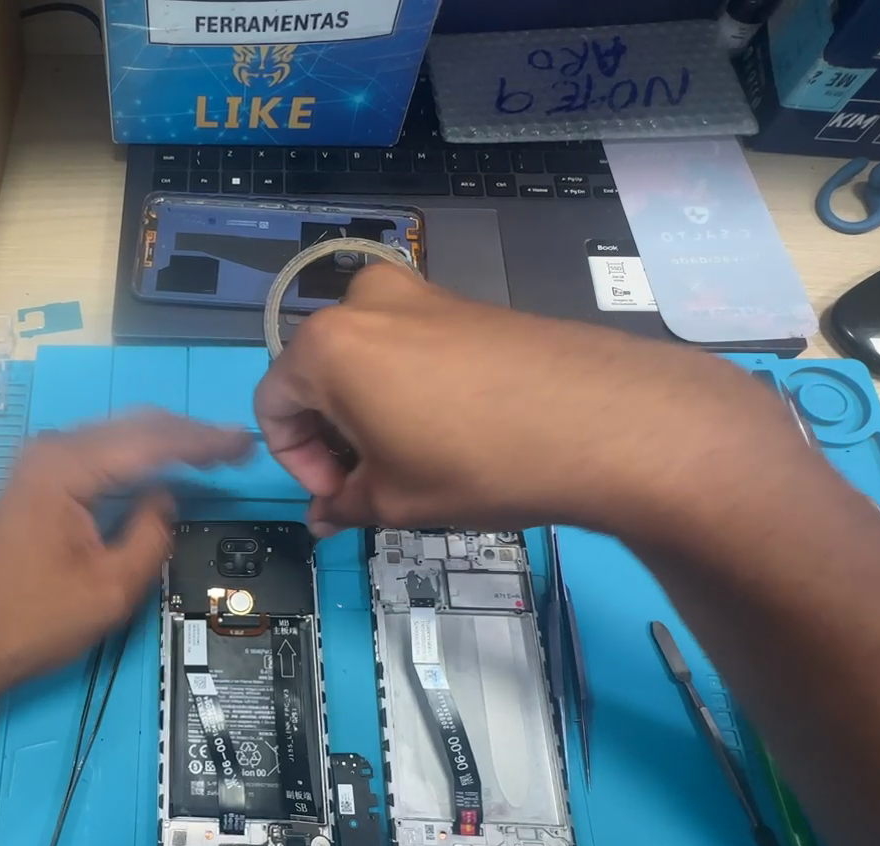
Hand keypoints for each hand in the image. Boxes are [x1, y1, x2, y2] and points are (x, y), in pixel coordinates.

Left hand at [0, 411, 251, 720]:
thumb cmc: (32, 621)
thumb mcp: (111, 588)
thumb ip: (151, 533)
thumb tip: (166, 499)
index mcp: (66, 467)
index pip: (150, 441)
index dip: (202, 442)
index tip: (243, 444)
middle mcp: (50, 452)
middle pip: (132, 428)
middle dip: (187, 437)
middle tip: (234, 447)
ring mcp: (38, 465)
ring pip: (115, 440)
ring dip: (162, 446)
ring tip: (209, 455)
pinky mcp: (36, 484)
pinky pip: (97, 459)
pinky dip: (133, 463)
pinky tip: (160, 472)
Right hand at [254, 263, 810, 538]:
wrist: (608, 422)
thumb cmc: (473, 463)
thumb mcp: (392, 500)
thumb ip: (341, 505)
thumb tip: (323, 516)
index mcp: (324, 347)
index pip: (271, 407)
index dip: (295, 462)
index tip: (337, 494)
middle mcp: (361, 306)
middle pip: (314, 379)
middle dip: (330, 437)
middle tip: (368, 482)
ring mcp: (418, 295)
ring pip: (360, 362)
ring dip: (365, 414)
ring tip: (408, 459)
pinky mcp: (463, 302)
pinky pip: (405, 347)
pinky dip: (403, 390)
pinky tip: (444, 430)